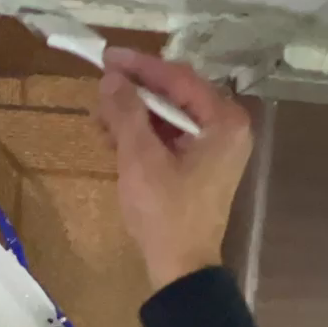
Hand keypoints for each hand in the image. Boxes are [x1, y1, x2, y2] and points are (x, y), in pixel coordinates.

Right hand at [92, 48, 253, 290]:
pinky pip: (171, 142)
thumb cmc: (164, 214)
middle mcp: (227, 130)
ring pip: (170, 120)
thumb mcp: (140, 159)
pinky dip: (144, 139)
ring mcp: (215, 152)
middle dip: (135, 95)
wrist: (180, 269)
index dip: (140, 67)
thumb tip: (110, 79)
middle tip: (100, 92)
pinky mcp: (201, 172)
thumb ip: (126, 112)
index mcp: (224, 121)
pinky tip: (116, 141)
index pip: (179, 78)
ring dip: (135, 117)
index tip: (107, 57)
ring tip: (101, 121)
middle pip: (175, 97)